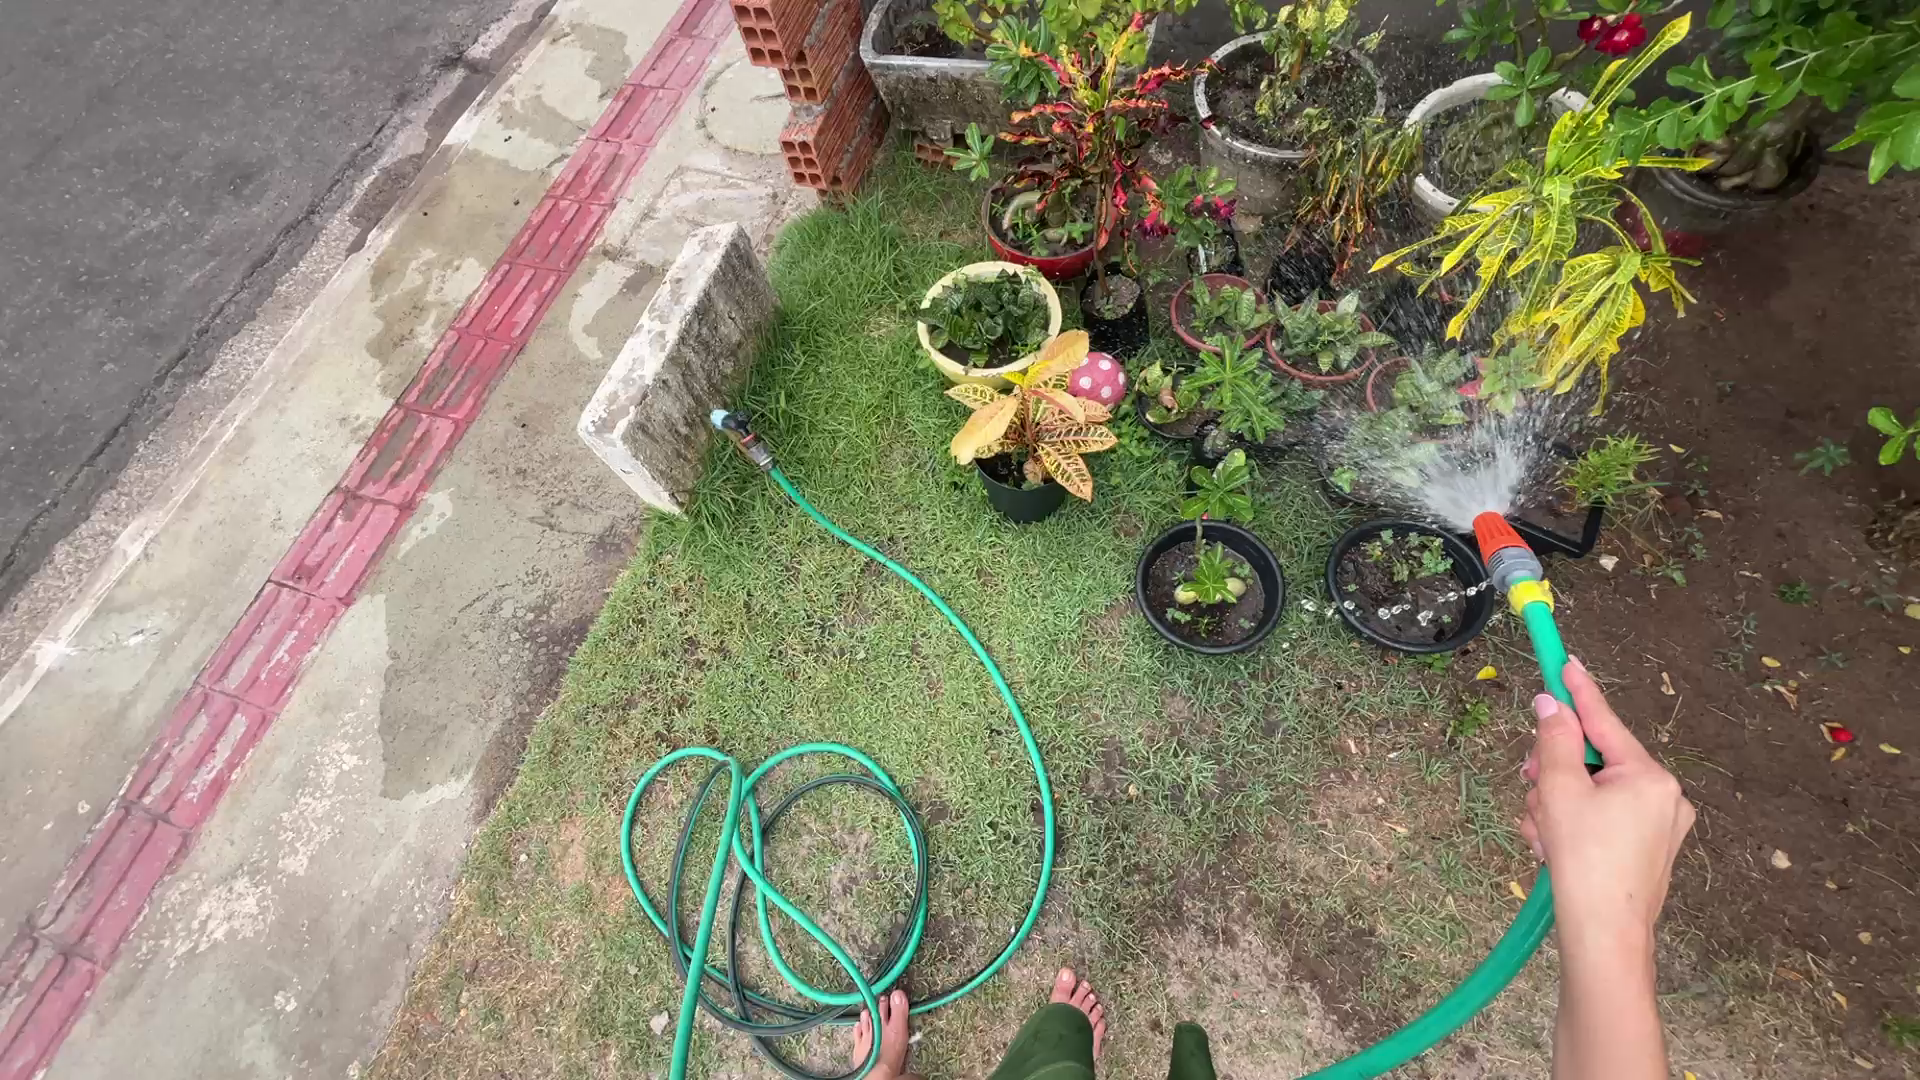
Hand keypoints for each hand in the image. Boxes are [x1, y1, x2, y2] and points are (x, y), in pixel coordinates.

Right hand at [1520, 657, 1694, 948]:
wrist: (1604, 929)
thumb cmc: (1582, 854)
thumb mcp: (1558, 788)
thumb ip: (1553, 740)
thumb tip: (1551, 704)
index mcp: (1649, 776)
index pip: (1603, 720)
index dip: (1580, 688)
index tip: (1566, 659)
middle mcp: (1662, 795)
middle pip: (1588, 757)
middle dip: (1550, 769)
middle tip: (1531, 785)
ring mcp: (1657, 823)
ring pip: (1585, 787)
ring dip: (1552, 800)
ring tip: (1540, 828)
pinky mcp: (1644, 845)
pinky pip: (1596, 813)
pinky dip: (1566, 820)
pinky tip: (1550, 843)